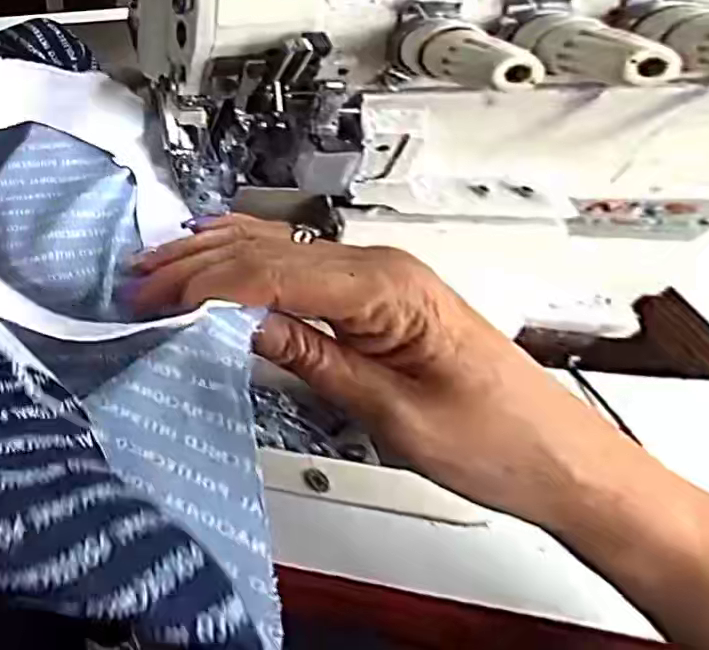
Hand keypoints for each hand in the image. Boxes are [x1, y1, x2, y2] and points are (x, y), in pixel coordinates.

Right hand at [130, 215, 657, 529]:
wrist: (568, 463)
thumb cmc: (498, 444)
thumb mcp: (392, 413)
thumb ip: (309, 356)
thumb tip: (235, 322)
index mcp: (386, 288)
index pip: (272, 271)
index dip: (207, 284)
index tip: (161, 300)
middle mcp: (374, 265)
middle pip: (262, 249)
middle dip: (194, 266)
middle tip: (141, 284)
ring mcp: (368, 271)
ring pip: (269, 245)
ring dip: (207, 254)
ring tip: (156, 264)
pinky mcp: (362, 287)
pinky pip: (288, 257)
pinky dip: (239, 252)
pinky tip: (210, 246)